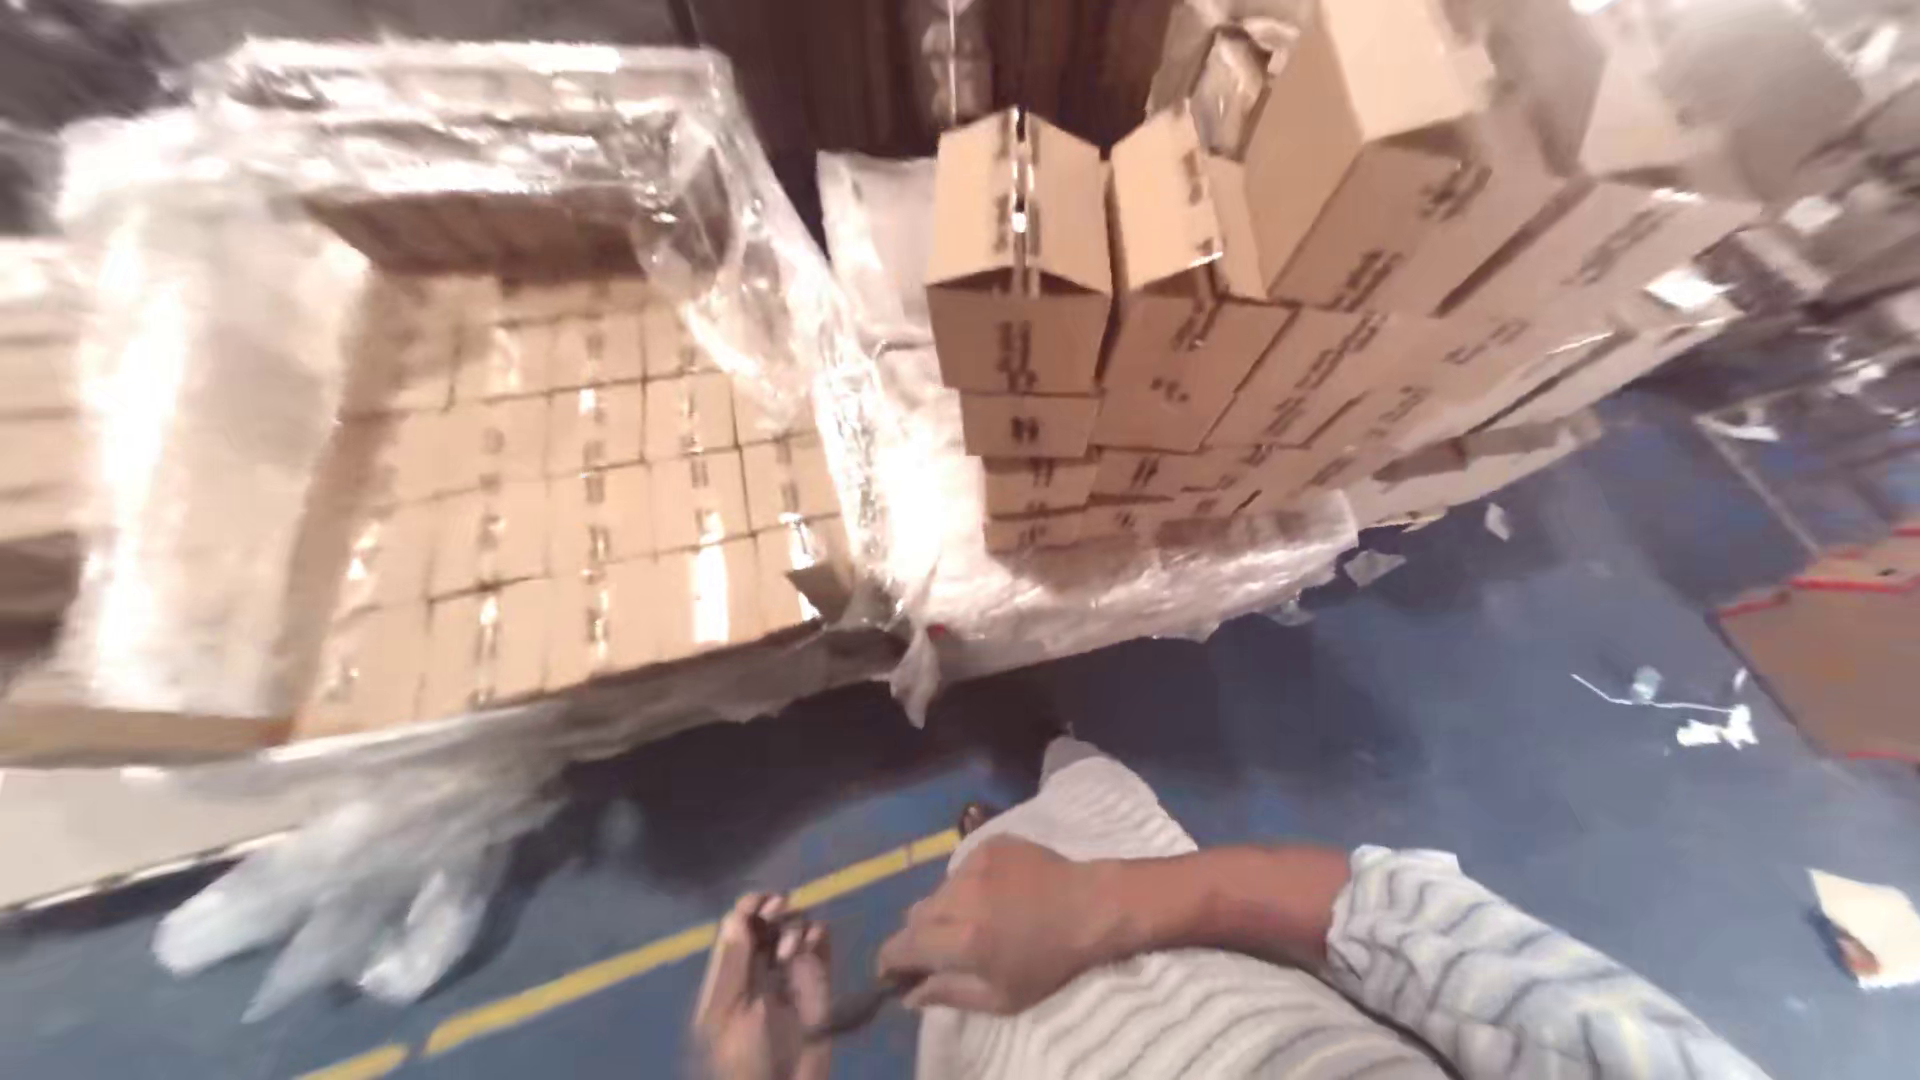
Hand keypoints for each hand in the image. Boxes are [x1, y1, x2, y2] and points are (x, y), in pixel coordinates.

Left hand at [693, 894, 831, 1079]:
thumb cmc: (743, 1065)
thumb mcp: (726, 1018)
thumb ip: (732, 965)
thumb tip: (736, 915)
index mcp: (732, 974)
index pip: (739, 924)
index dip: (750, 906)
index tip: (762, 901)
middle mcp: (761, 965)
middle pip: (770, 917)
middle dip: (775, 907)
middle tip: (779, 909)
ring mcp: (791, 970)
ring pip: (796, 924)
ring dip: (794, 924)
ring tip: (790, 951)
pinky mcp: (818, 977)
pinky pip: (821, 941)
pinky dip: (817, 933)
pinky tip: (812, 945)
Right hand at [876, 837, 1111, 1013]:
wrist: (1088, 905)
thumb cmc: (1048, 961)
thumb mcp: (1001, 997)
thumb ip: (949, 993)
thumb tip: (909, 994)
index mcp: (962, 939)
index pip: (902, 944)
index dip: (891, 959)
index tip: (894, 970)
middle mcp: (961, 894)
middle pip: (916, 914)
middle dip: (921, 934)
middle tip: (944, 946)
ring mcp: (975, 862)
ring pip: (939, 889)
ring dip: (946, 907)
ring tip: (977, 917)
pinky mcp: (989, 842)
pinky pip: (963, 867)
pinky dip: (969, 883)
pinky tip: (996, 892)